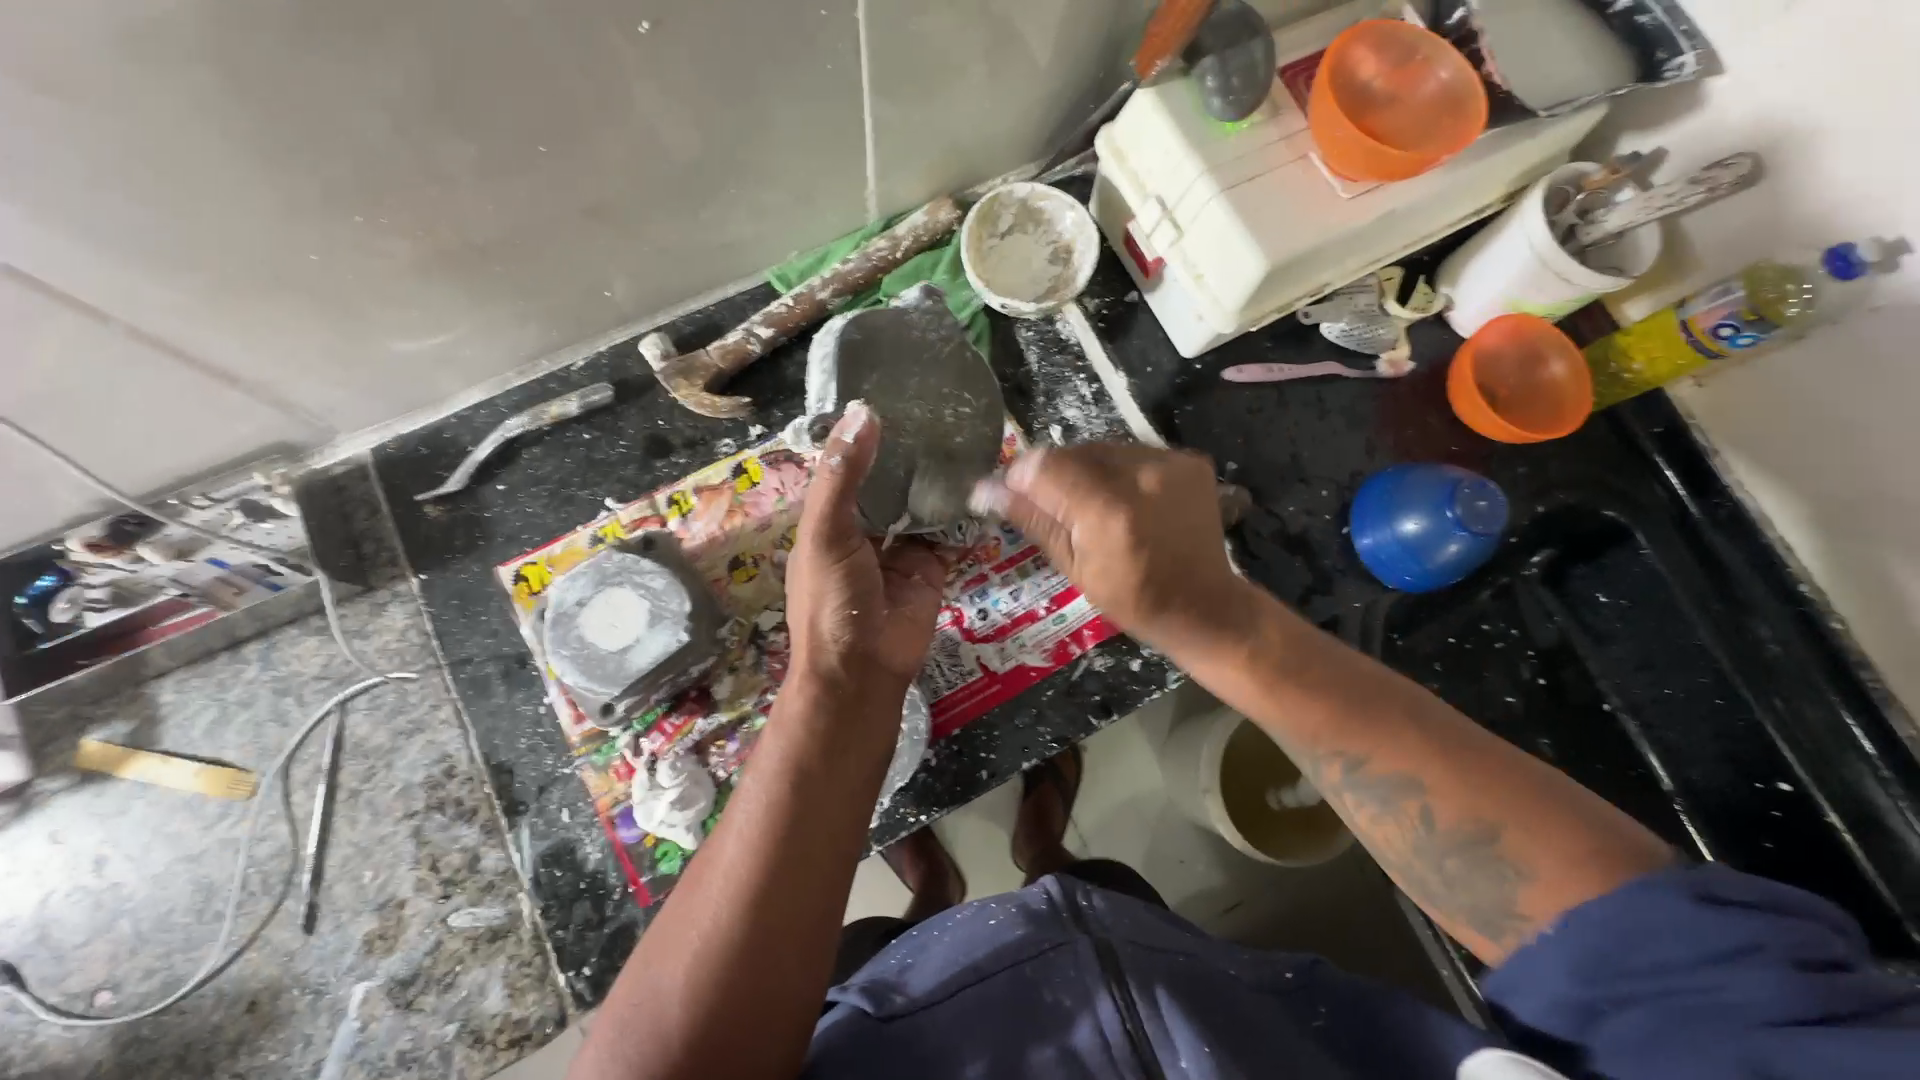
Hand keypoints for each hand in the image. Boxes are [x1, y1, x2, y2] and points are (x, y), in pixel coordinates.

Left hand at [785, 402, 946, 706]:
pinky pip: (949, 536)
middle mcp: (865, 530)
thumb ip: (843, 474)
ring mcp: (900, 551)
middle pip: (890, 485)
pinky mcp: (931, 569)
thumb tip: (864, 411)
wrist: (863, 669)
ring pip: (921, 507)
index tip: (896, 397)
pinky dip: (962, 517)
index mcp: (830, 520)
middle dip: (910, 457)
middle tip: (943, 414)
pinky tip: (980, 485)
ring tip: (966, 439)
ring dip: (937, 483)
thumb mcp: (827, 530)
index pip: (849, 468)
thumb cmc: (832, 599)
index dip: (867, 437)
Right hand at [970, 445, 1250, 651]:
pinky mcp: (1188, 460)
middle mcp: (1141, 475)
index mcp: (1107, 510)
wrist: (1203, 603)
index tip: (1009, 492)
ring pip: (1104, 449)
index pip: (1045, 466)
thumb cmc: (1131, 597)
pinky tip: (1125, 500)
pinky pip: (1135, 453)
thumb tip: (985, 490)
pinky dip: (1120, 471)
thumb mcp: (1073, 566)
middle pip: (1074, 452)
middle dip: (1053, 473)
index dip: (1019, 475)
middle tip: (1050, 503)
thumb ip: (1033, 519)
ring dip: (1087, 469)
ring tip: (1091, 505)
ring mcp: (1170, 463)